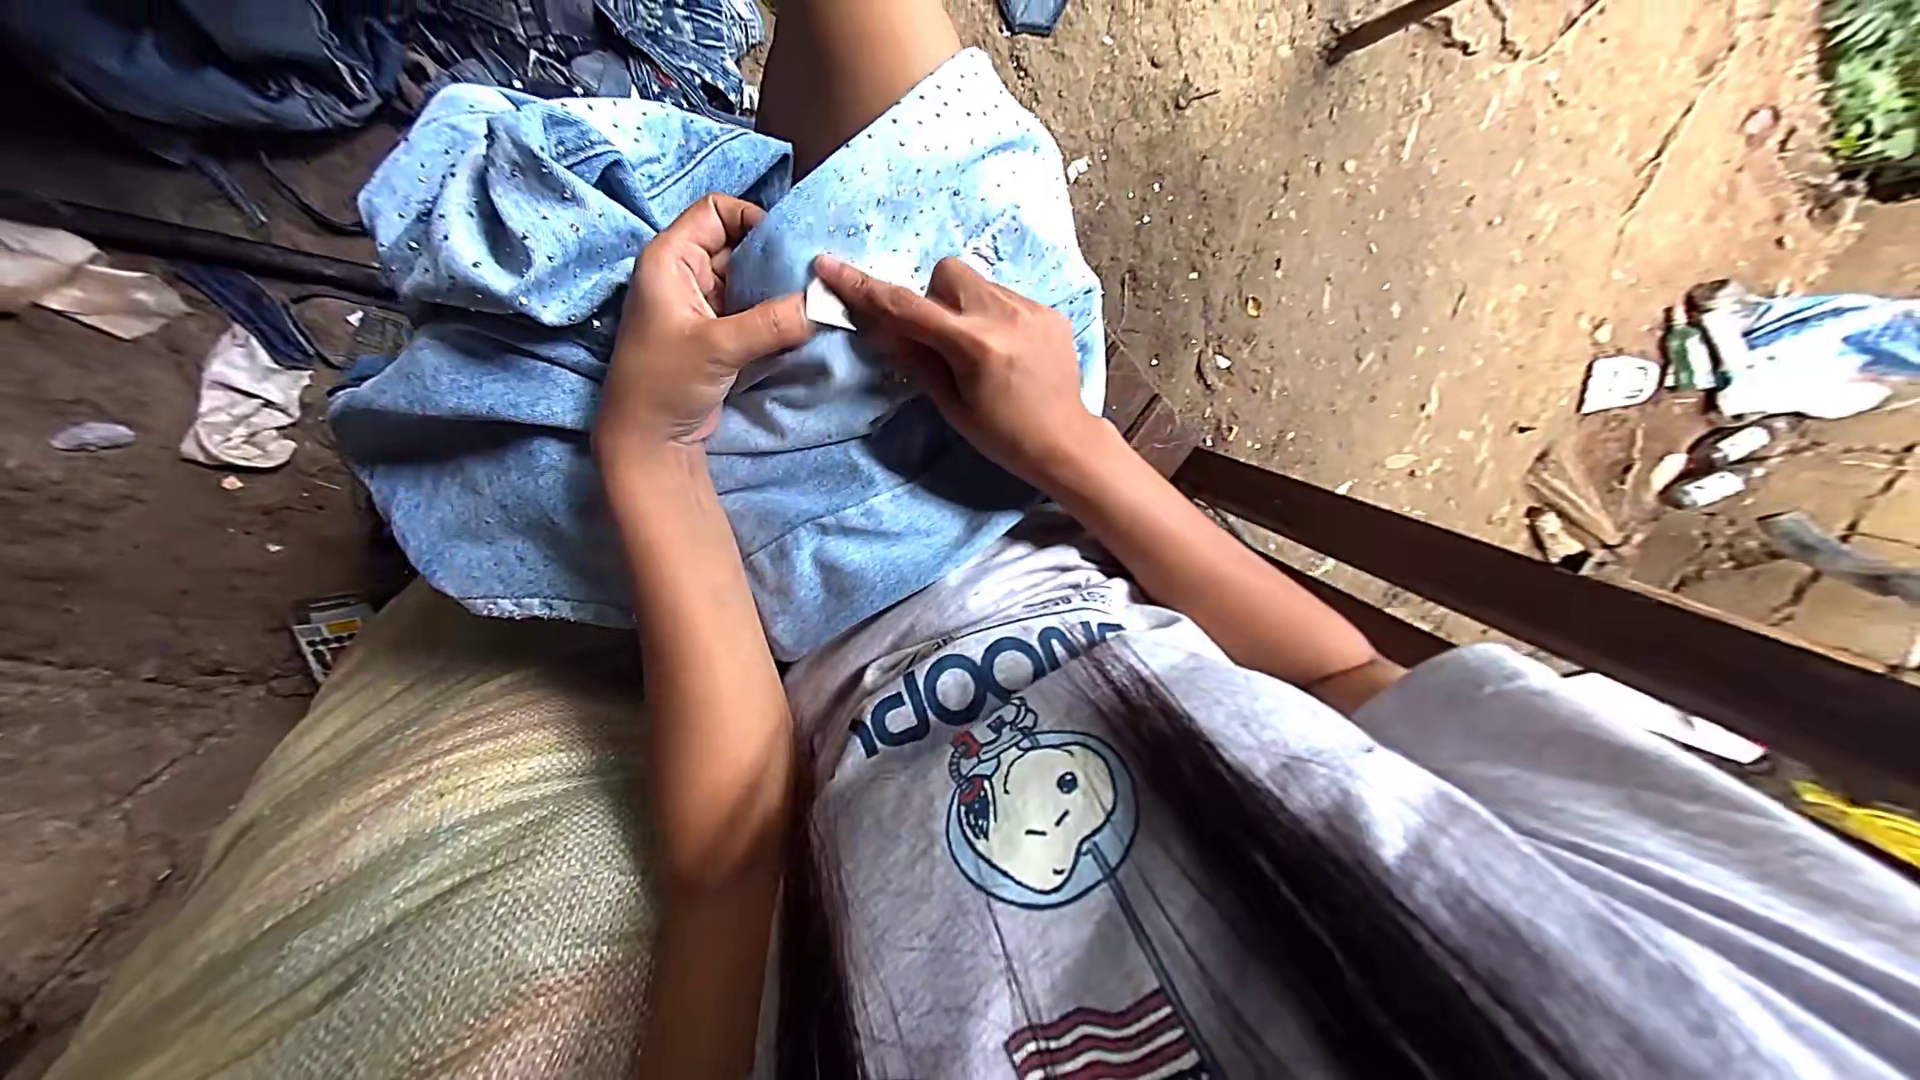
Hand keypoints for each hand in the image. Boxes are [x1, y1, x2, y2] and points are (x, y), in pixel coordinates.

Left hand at [596, 195, 812, 458]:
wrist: (651, 438)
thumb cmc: (666, 382)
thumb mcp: (719, 346)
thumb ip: (773, 323)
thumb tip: (822, 303)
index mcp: (672, 259)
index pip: (717, 212)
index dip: (754, 220)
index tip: (791, 249)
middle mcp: (687, 274)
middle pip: (738, 246)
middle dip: (775, 259)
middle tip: (814, 277)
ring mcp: (704, 307)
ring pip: (749, 282)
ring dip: (778, 291)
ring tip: (813, 301)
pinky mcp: (719, 335)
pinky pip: (753, 312)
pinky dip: (775, 316)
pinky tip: (800, 325)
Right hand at [812, 254, 1106, 491]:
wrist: (1065, 441)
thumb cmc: (1003, 436)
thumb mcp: (953, 406)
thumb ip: (917, 360)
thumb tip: (880, 327)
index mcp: (975, 345)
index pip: (907, 308)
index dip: (864, 288)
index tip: (829, 267)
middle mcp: (1004, 315)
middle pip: (946, 272)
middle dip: (933, 298)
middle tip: (943, 340)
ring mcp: (1032, 309)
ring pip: (977, 281)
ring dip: (963, 305)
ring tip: (979, 348)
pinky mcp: (1050, 311)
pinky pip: (1005, 295)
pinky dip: (992, 314)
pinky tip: (1006, 350)